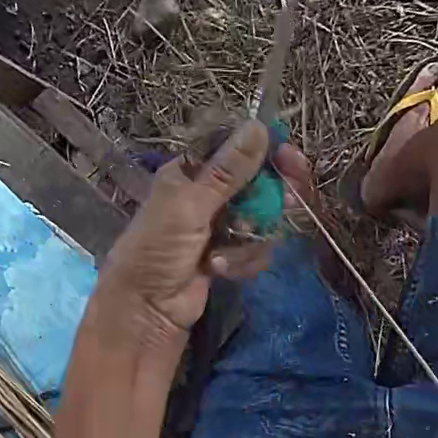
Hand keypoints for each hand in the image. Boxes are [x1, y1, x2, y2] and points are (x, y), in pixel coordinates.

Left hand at [85, 120, 303, 357]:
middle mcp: (208, 195)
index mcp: (191, 172)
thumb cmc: (157, 251)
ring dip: (253, 237)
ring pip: (263, 218)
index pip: (236, 148)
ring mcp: (221, 226)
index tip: (291, 158)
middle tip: (290, 201)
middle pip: (258, 183)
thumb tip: (257, 126)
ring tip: (232, 248)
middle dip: (272, 195)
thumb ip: (227, 171)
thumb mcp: (190, 206)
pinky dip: (245, 261)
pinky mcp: (230, 255)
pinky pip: (257, 248)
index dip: (265, 151)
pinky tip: (222, 270)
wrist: (146, 311)